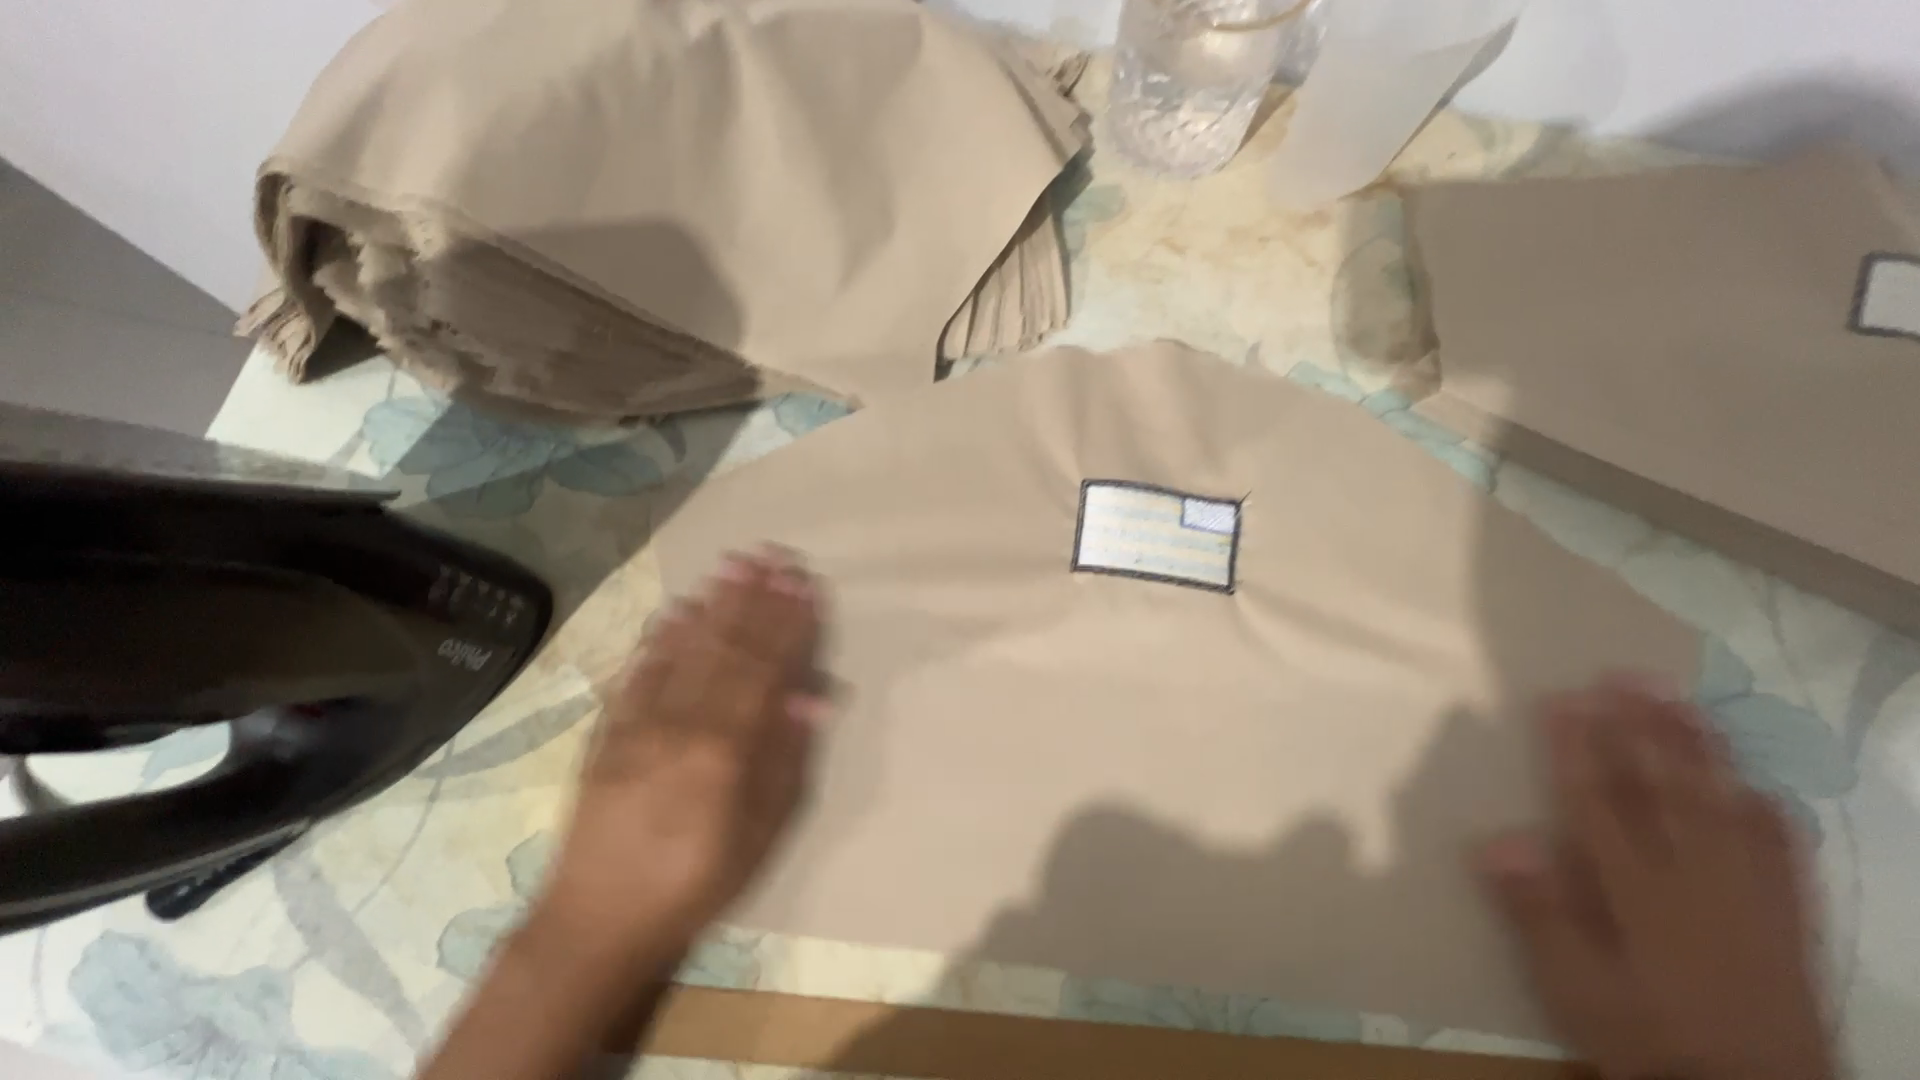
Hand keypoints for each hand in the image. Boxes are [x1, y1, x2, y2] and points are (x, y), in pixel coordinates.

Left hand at [537, 548, 827, 966]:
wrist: (598, 918)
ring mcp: (638, 722)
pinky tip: (678, 611)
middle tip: (773, 554)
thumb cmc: (696, 881)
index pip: (765, 668)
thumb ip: (786, 758)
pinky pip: (638, 672)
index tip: (805, 584)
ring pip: (683, 650)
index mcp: (725, 748)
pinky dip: (661, 637)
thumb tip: (813, 695)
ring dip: (713, 604)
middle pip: (726, 647)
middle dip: (754, 598)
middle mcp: (682, 722)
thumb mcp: (761, 833)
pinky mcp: (607, 731)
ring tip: (734, 564)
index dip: (788, 624)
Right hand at [1478, 681, 1834, 1079]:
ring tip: (1681, 699)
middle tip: (1626, 673)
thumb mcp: (1574, 989)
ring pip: (1725, 804)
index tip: (1564, 697)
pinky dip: (1767, 808)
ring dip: (1702, 747)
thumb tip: (1499, 840)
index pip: (1599, 802)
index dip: (1579, 747)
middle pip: (1666, 788)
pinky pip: (1784, 851)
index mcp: (1639, 892)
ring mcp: (1751, 896)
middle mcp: (1698, 880)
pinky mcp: (1790, 920)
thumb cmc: (1645, 1039)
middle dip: (1643, 726)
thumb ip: (1538, 914)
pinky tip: (1754, 782)